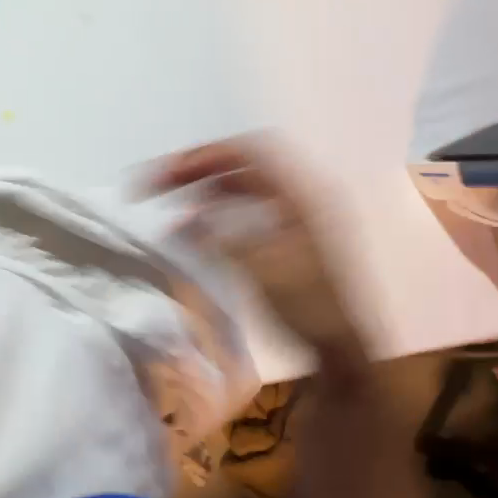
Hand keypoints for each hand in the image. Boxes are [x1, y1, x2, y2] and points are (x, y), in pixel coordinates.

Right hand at [150, 138, 361, 351]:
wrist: (341, 345)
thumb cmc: (307, 310)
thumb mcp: (259, 274)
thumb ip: (219, 241)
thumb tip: (178, 221)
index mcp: (302, 195)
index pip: (248, 152)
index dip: (203, 157)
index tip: (164, 175)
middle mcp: (302, 195)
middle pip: (242, 164)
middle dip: (196, 169)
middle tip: (155, 184)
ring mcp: (297, 215)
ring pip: (244, 184)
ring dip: (204, 186)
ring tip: (169, 199)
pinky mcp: (289, 235)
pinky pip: (249, 206)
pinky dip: (219, 207)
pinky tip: (196, 223)